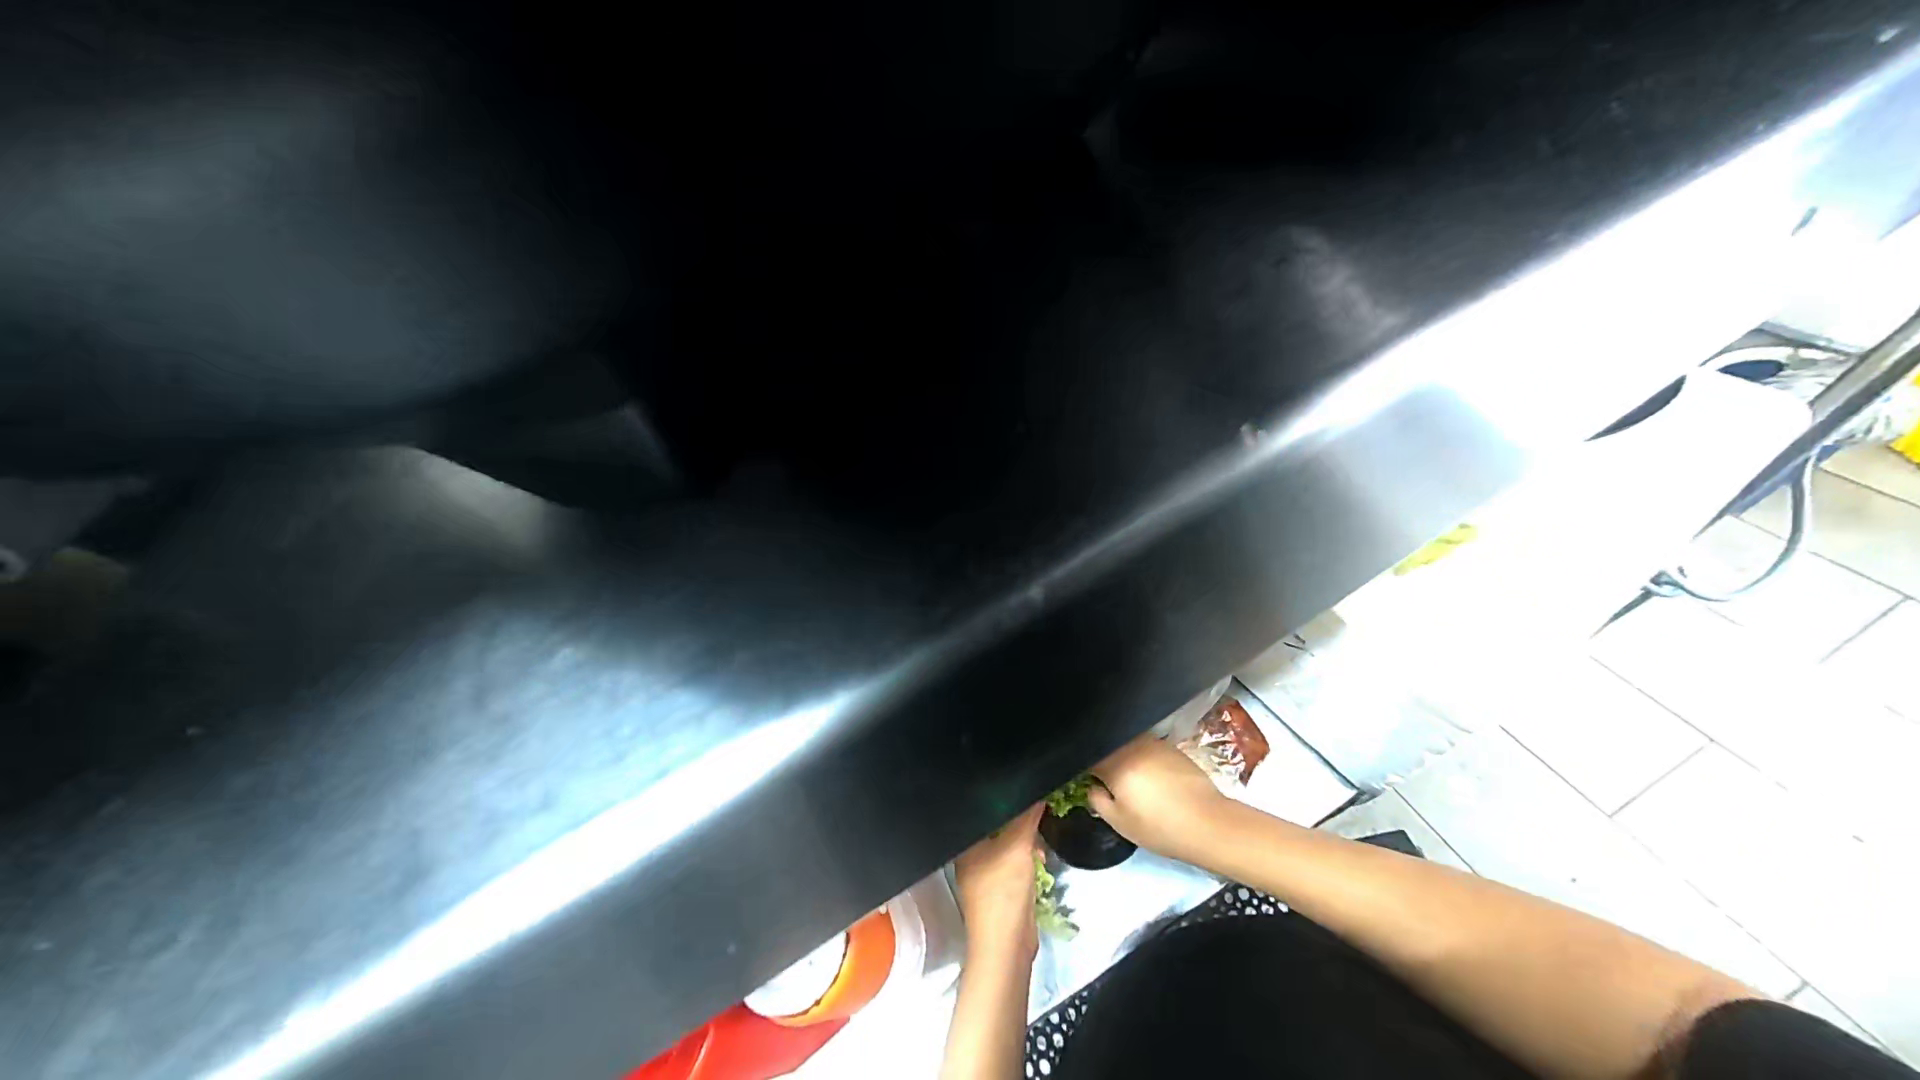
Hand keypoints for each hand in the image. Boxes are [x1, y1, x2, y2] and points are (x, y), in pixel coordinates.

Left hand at [952, 804, 1043, 959]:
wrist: (1007, 946)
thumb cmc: (1004, 891)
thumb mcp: (1019, 847)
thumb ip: (1027, 817)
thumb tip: (1036, 793)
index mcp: (966, 845)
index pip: (982, 813)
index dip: (1003, 802)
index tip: (1022, 794)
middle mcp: (970, 858)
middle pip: (997, 829)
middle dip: (1020, 824)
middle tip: (1037, 820)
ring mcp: (984, 876)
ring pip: (1007, 847)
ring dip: (1026, 844)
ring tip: (1040, 845)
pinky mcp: (1000, 891)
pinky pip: (1013, 865)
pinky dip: (1026, 861)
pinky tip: (1040, 861)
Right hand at [1088, 732, 1232, 862]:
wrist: (1209, 823)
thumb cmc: (1160, 827)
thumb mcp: (1120, 822)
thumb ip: (1097, 800)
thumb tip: (1093, 786)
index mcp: (1115, 762)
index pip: (1089, 757)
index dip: (1086, 769)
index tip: (1090, 782)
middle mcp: (1132, 745)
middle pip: (1109, 746)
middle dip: (1105, 760)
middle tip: (1111, 784)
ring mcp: (1154, 743)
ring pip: (1129, 744)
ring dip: (1125, 758)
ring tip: (1134, 782)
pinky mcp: (1172, 748)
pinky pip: (1147, 747)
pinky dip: (1143, 758)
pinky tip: (1153, 779)